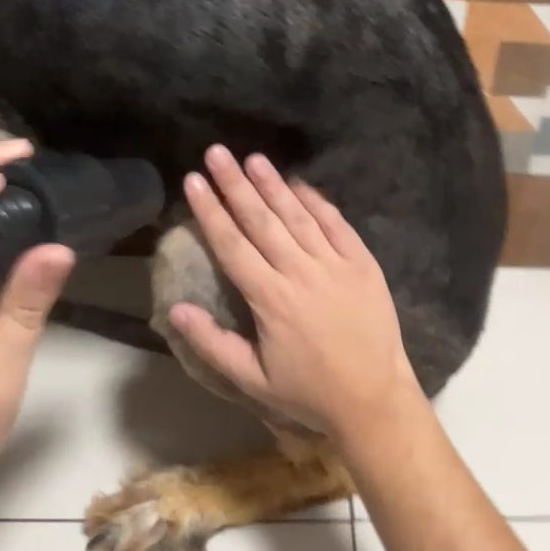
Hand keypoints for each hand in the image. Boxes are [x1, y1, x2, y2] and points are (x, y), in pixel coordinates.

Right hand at [168, 145, 423, 437]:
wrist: (374, 398)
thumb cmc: (308, 392)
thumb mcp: (253, 379)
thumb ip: (213, 343)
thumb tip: (175, 308)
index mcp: (270, 299)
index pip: (232, 245)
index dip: (210, 211)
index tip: (193, 180)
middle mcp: (300, 272)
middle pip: (261, 220)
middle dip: (236, 184)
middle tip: (217, 152)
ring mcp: (334, 264)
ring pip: (297, 215)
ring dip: (273, 184)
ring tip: (253, 158)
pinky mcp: (362, 262)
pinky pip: (336, 223)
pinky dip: (316, 201)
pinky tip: (299, 182)